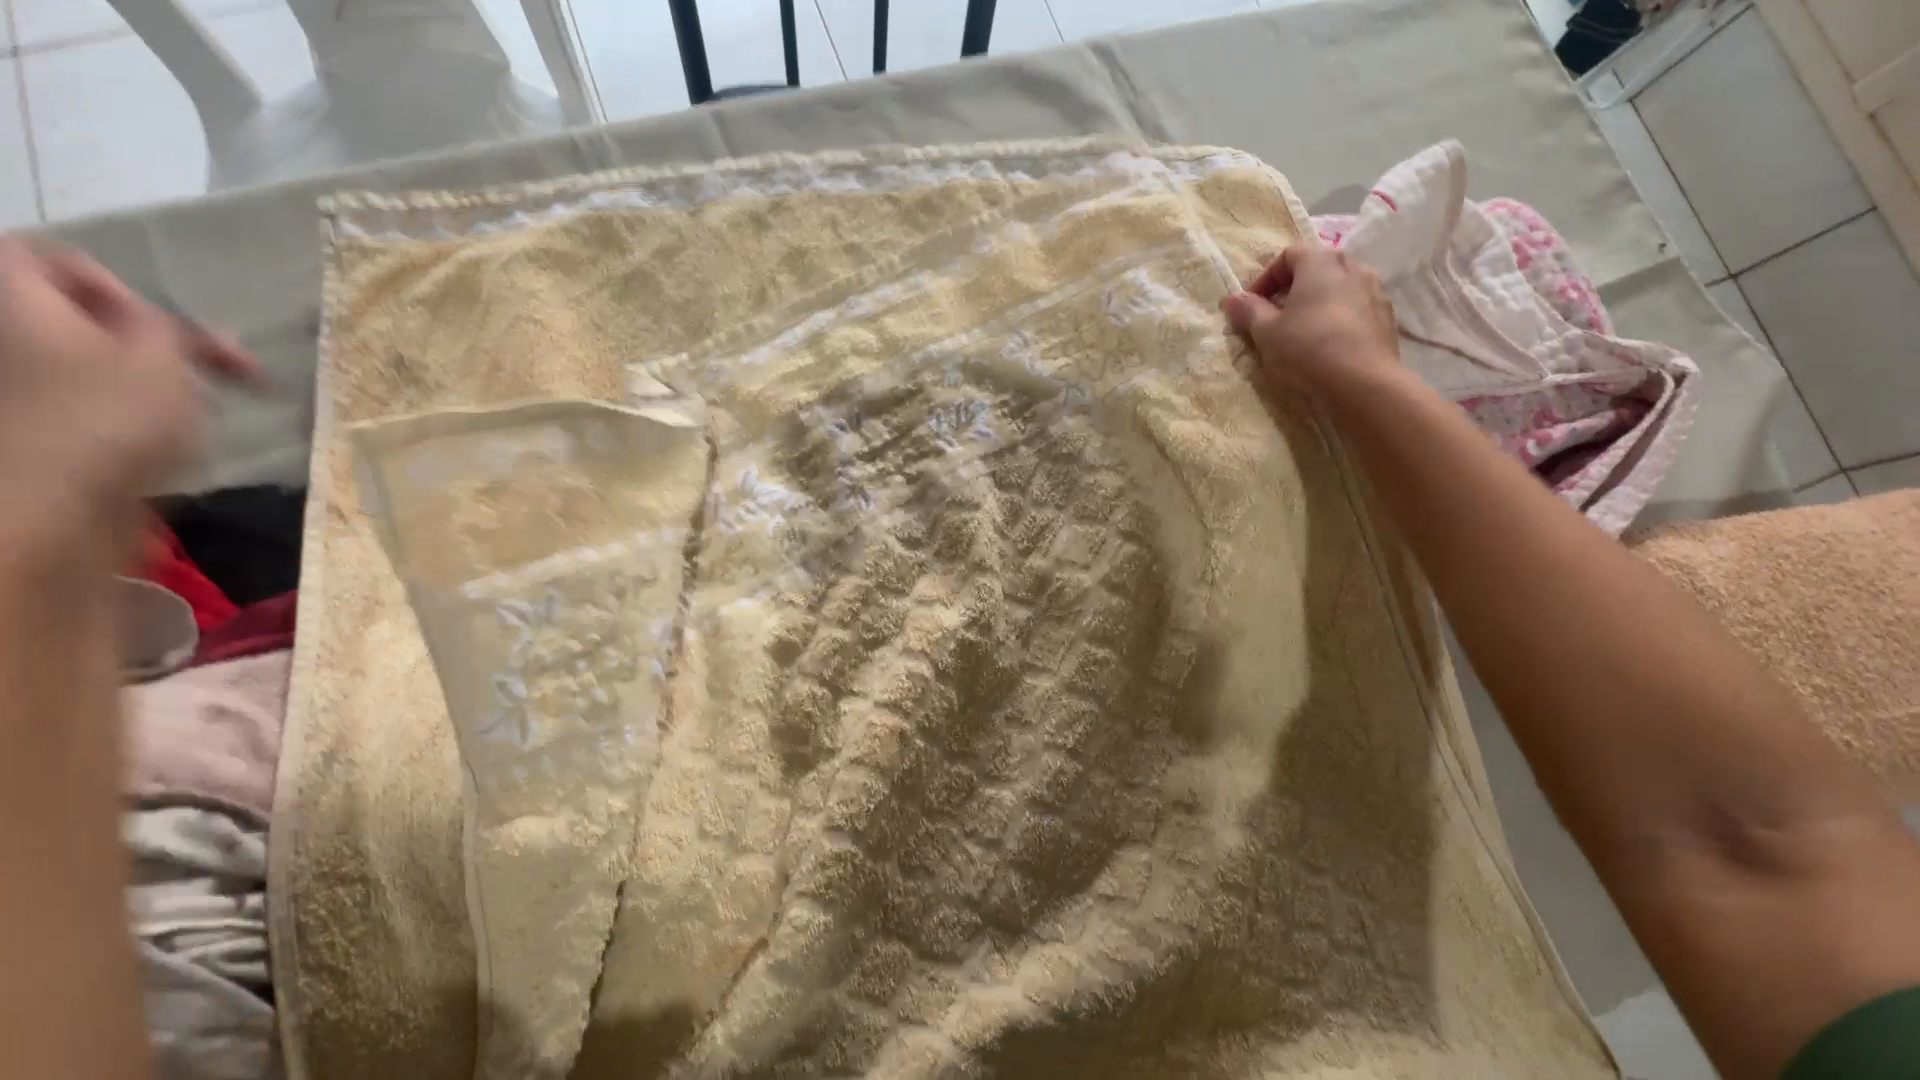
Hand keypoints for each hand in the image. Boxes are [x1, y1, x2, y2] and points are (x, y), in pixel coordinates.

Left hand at [0, 238, 255, 561]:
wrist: (54, 511)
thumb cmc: (108, 417)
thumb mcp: (160, 355)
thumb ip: (166, 325)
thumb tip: (155, 323)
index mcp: (17, 303)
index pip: (42, 257)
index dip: (108, 280)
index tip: (157, 321)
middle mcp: (8, 341)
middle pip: (80, 319)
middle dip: (153, 341)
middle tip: (217, 371)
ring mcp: (22, 393)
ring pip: (93, 366)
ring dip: (153, 382)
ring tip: (196, 413)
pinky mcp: (42, 437)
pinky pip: (91, 408)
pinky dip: (134, 418)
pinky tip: (168, 443)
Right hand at [1220, 244, 1400, 398]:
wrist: (1361, 381)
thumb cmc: (1307, 348)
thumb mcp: (1266, 332)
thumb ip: (1248, 311)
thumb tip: (1232, 299)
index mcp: (1320, 262)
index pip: (1288, 255)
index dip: (1266, 278)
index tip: (1252, 304)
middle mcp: (1351, 266)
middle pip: (1316, 267)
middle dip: (1293, 287)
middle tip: (1276, 315)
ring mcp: (1374, 289)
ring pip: (1339, 286)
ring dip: (1318, 301)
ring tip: (1304, 329)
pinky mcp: (1386, 315)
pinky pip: (1357, 306)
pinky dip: (1340, 316)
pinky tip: (1330, 342)